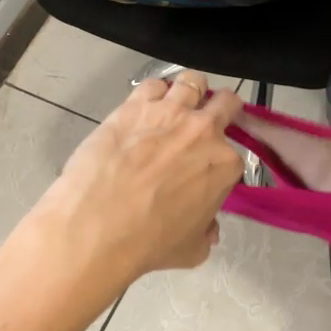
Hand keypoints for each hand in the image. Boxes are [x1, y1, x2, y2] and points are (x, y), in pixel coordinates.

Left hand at [27, 70, 244, 283]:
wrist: (97, 227)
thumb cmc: (150, 243)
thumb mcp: (193, 249)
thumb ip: (207, 233)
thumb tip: (207, 230)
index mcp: (225, 164)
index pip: (234, 155)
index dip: (220, 162)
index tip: (207, 170)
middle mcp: (204, 131)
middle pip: (226, 102)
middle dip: (222, 109)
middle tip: (208, 121)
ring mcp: (169, 113)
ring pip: (192, 81)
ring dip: (190, 91)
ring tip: (178, 104)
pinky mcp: (134, 106)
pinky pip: (153, 84)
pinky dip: (154, 92)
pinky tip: (146, 106)